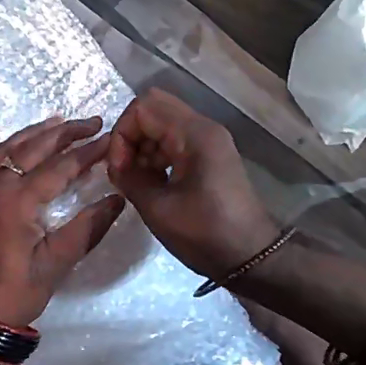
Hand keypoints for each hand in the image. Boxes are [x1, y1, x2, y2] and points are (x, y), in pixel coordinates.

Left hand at [0, 116, 127, 327]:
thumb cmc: (20, 289)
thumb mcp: (59, 260)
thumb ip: (89, 225)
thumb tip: (118, 198)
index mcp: (18, 200)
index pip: (61, 166)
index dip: (89, 152)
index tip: (111, 140)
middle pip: (35, 147)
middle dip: (66, 132)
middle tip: (94, 123)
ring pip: (11, 147)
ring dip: (39, 132)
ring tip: (63, 122)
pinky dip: (14, 144)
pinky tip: (28, 143)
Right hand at [106, 90, 279, 279]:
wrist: (249, 256)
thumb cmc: (204, 233)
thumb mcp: (157, 209)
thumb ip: (129, 178)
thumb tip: (115, 166)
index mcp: (195, 135)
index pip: (143, 108)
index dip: (122, 135)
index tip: (119, 168)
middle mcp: (204, 128)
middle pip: (154, 108)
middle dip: (130, 136)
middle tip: (124, 170)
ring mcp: (209, 140)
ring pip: (163, 123)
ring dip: (142, 147)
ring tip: (136, 181)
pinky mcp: (210, 155)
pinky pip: (174, 140)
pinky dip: (157, 155)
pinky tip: (152, 183)